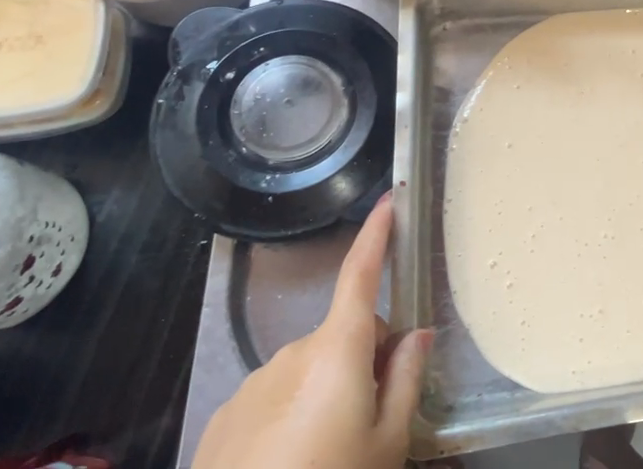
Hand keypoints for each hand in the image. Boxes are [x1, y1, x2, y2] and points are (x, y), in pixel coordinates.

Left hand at [193, 193, 431, 468]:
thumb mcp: (387, 444)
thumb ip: (405, 381)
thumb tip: (417, 334)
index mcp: (336, 352)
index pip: (360, 275)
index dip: (376, 235)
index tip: (390, 199)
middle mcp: (291, 354)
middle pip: (342, 336)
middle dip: (362, 359)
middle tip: (373, 416)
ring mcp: (252, 385)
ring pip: (307, 371)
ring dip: (324, 392)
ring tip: (328, 451)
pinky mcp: (224, 419)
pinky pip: (272, 399)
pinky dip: (288, 418)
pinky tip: (289, 462)